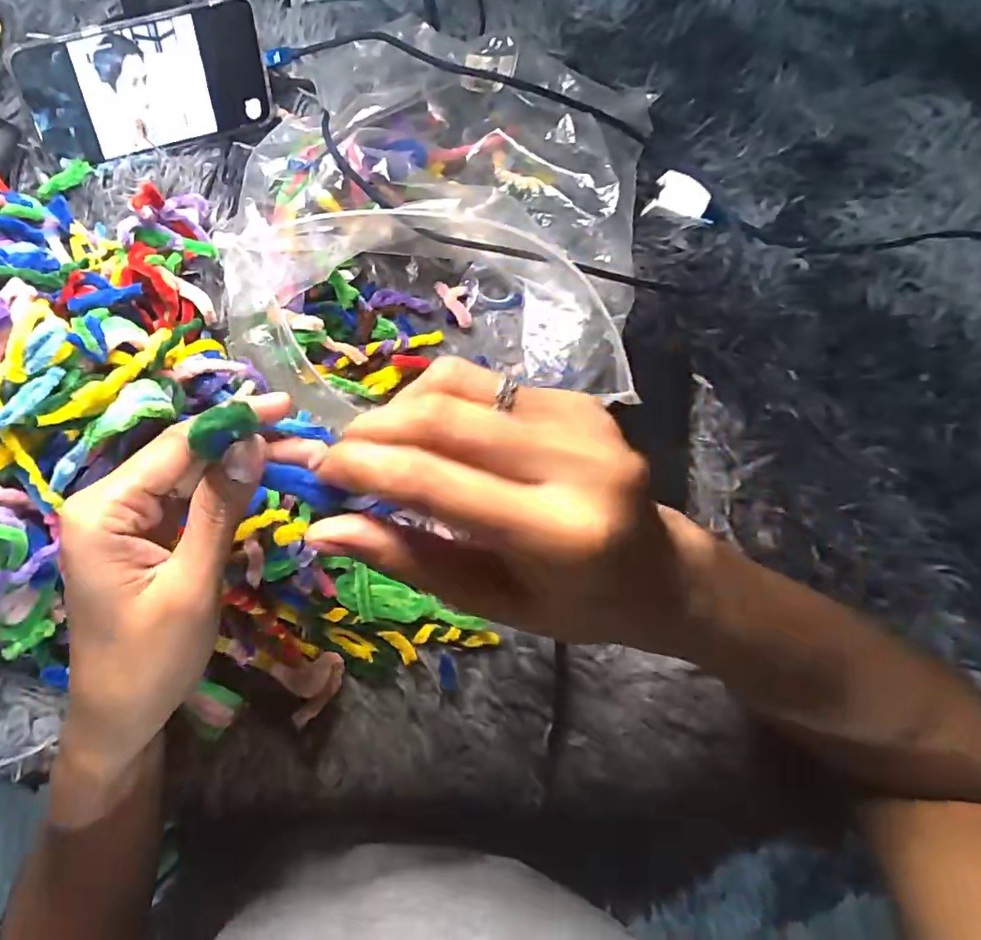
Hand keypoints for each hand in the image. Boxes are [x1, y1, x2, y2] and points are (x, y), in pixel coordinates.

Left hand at [55, 393, 291, 785]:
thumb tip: (250, 441)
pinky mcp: (137, 533)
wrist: (119, 722)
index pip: (174, 447)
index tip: (282, 406)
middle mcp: (103, 501)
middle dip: (239, 444)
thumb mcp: (192, 585)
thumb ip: (219, 510)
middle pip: (181, 458)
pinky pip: (182, 501)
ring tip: (292, 452)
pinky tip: (257, 477)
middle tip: (300, 436)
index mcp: (100, 509)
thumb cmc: (150, 664)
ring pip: (186, 476)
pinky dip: (221, 493)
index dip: (230, 422)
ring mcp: (119, 517)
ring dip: (236, 465)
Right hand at [299, 358, 701, 653]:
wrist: (662, 568)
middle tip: (338, 459)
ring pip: (449, 384)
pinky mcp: (572, 396)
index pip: (431, 479)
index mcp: (556, 531)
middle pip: (435, 417)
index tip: (318, 474)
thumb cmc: (572, 602)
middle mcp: (573, 460)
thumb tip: (321, 528)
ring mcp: (577, 417)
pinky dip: (430, 400)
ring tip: (380, 447)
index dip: (360, 467)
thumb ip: (403, 558)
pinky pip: (476, 378)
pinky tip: (427, 432)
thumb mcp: (485, 600)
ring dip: (394, 410)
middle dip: (368, 432)